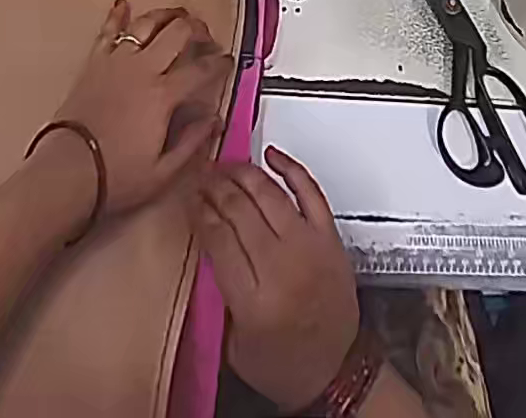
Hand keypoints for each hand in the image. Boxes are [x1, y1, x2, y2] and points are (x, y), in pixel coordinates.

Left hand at [54, 1, 231, 216]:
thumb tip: (213, 120)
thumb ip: (192, 141)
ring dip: (167, 16)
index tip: (226, 62)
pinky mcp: (95, 63)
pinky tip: (122, 5)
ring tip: (178, 17)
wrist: (67, 172)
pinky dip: (117, 15)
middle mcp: (143, 70)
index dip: (219, 63)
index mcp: (163, 95)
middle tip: (205, 37)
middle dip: (198, 30)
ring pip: (147, 23)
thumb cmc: (115, 175)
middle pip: (178, 33)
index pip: (201, 69)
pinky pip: (108, 31)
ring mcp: (117, 62)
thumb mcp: (163, 171)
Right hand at [192, 147, 358, 410]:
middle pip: (240, 209)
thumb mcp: (233, 341)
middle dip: (215, 187)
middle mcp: (283, 268)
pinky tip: (271, 156)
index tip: (189, 198)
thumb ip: (217, 290)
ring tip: (226, 166)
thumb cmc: (282, 361)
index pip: (218, 237)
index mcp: (255, 301)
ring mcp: (310, 246)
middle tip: (202, 176)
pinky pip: (309, 189)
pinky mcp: (330, 236)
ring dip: (243, 173)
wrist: (336, 371)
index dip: (200, 210)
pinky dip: (290, 167)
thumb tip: (204, 233)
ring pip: (270, 193)